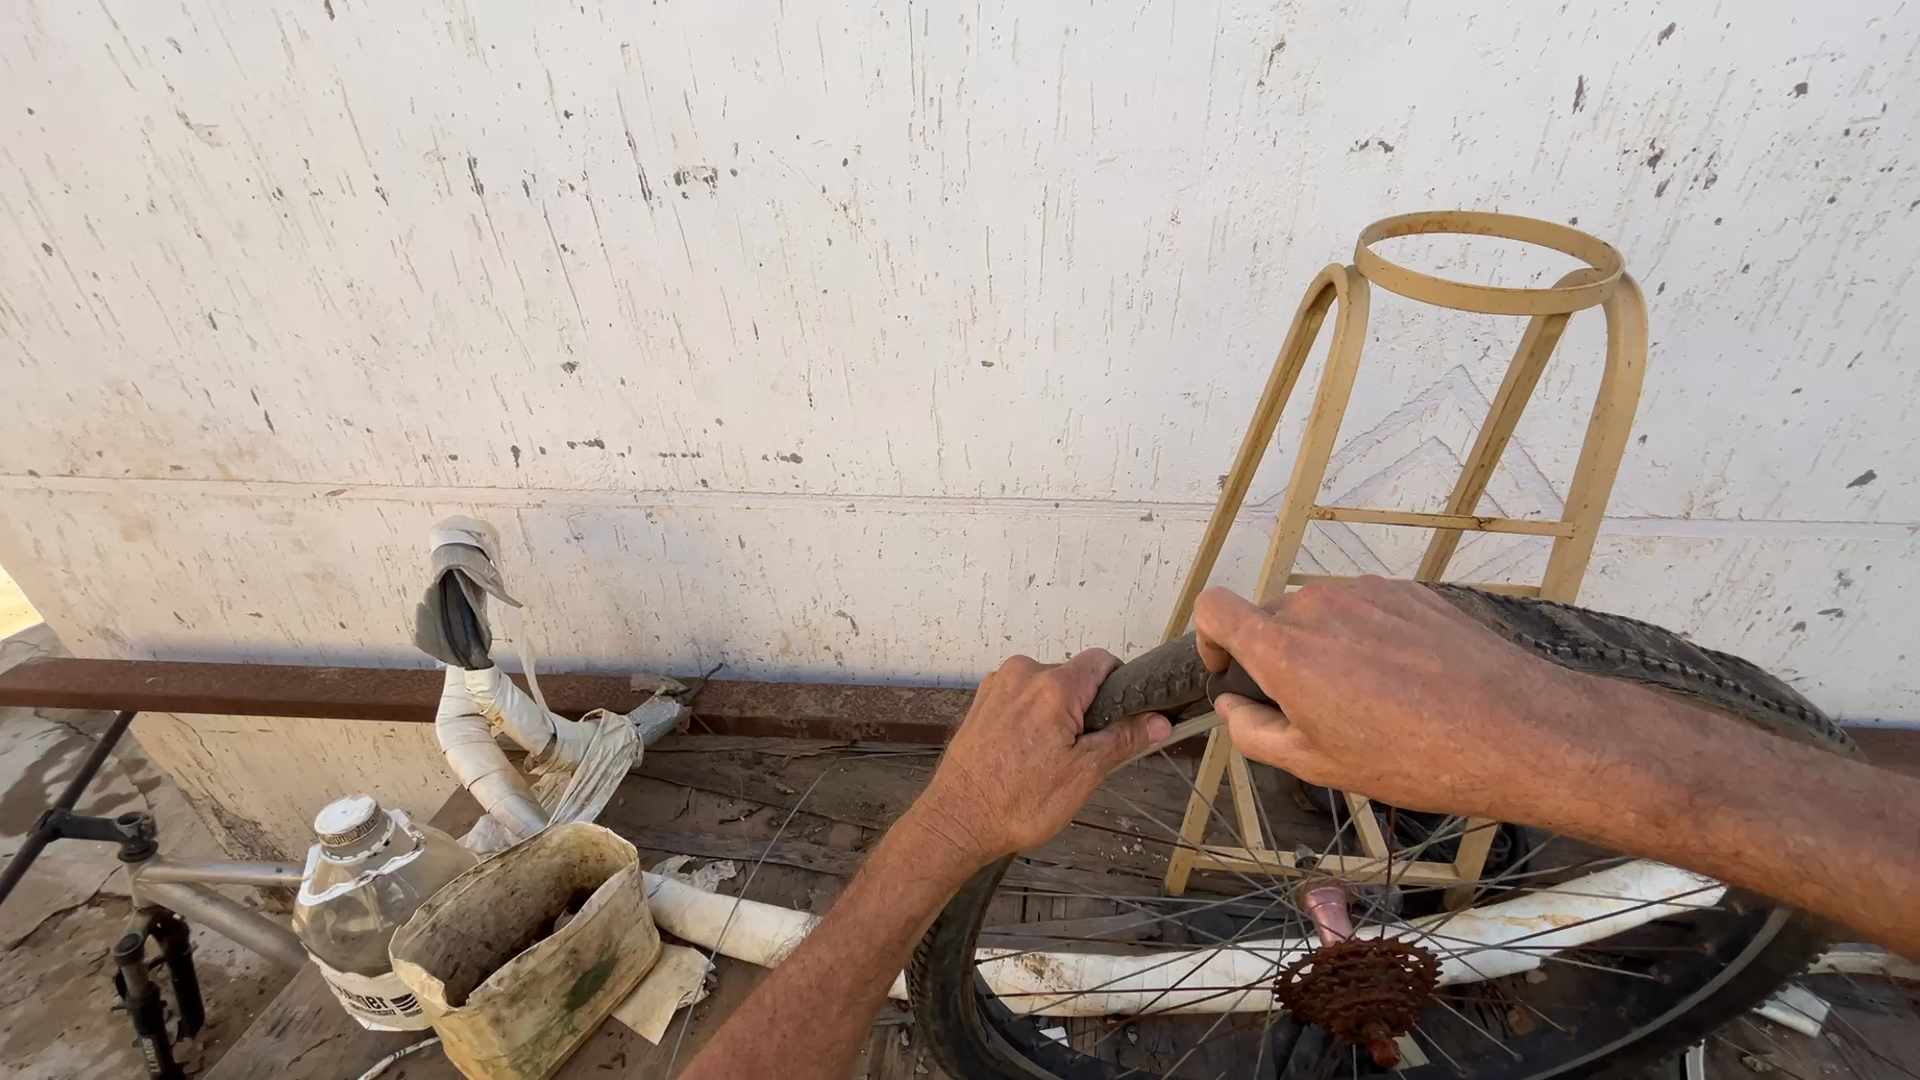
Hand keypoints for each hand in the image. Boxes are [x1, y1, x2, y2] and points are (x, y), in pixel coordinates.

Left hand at [907, 651, 1172, 867]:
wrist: (958, 820)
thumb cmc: (1018, 803)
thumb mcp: (1085, 774)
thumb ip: (1124, 738)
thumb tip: (1159, 720)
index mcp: (1053, 686)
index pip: (1102, 660)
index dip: (1120, 685)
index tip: (1124, 715)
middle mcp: (1023, 673)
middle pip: (1073, 675)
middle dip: (1087, 706)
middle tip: (1084, 751)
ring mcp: (998, 684)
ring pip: (1047, 687)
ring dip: (1058, 713)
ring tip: (1050, 758)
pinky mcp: (983, 700)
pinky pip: (1021, 696)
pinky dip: (1032, 716)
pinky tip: (1027, 753)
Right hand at [1194, 577, 1604, 820]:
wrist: (1522, 732)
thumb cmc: (1412, 757)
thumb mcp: (1317, 764)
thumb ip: (1253, 732)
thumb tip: (1232, 706)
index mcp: (1284, 648)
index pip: (1213, 607)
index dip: (1209, 636)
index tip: (1229, 666)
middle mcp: (1315, 606)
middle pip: (1269, 617)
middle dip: (1275, 654)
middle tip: (1315, 704)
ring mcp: (1363, 592)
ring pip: (1317, 613)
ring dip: (1322, 645)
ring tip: (1369, 693)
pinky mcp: (1404, 590)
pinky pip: (1361, 607)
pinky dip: (1363, 634)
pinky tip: (1403, 675)